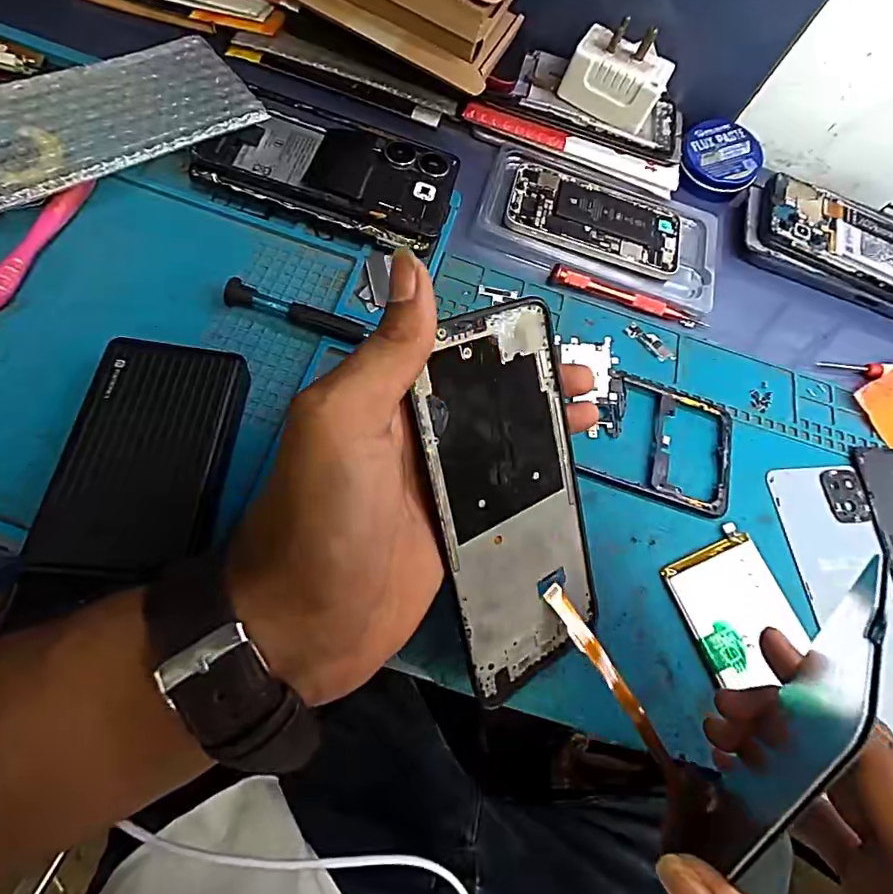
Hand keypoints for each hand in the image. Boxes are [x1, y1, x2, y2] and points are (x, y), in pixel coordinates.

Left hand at [227, 249, 599, 704]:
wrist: (307, 625)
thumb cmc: (320, 514)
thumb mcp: (344, 419)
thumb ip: (385, 351)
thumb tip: (409, 268)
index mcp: (384, 394)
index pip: (450, 350)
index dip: (499, 340)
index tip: (546, 338)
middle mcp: (412, 430)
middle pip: (483, 392)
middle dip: (532, 380)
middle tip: (582, 380)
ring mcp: (434, 480)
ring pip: (498, 437)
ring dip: (541, 423)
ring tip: (586, 415)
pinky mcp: (452, 523)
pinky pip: (498, 487)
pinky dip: (532, 474)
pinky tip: (564, 468)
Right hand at [668, 628, 892, 893]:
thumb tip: (672, 864)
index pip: (872, 757)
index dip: (820, 695)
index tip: (775, 647)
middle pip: (850, 762)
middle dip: (782, 720)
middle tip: (723, 708)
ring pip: (841, 793)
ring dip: (780, 755)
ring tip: (726, 738)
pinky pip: (837, 829)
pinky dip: (791, 799)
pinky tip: (749, 790)